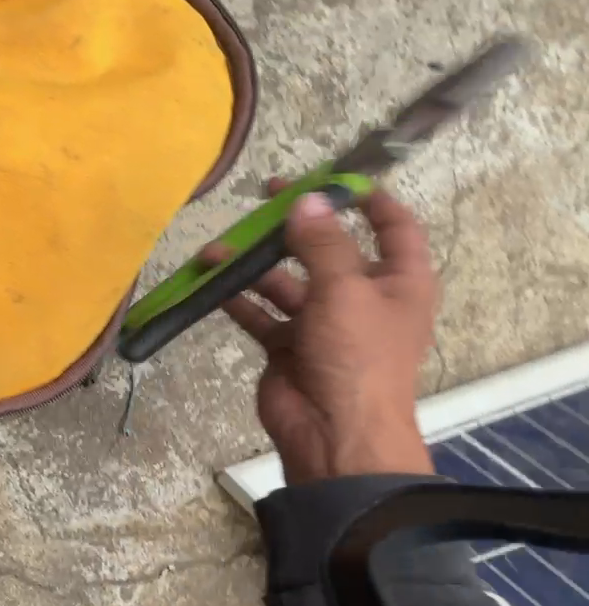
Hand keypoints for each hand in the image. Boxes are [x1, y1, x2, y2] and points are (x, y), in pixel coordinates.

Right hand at [207, 185, 438, 484]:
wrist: (332, 426)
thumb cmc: (356, 355)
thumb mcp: (344, 291)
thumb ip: (322, 245)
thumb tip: (305, 201)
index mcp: (398, 281)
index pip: (392, 227)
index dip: (366, 200)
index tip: (330, 179)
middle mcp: (360, 296)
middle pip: (326, 251)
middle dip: (292, 230)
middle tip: (259, 205)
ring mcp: (320, 321)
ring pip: (284, 282)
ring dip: (251, 267)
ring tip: (214, 252)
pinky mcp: (285, 344)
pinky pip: (258, 313)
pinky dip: (234, 300)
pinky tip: (208, 286)